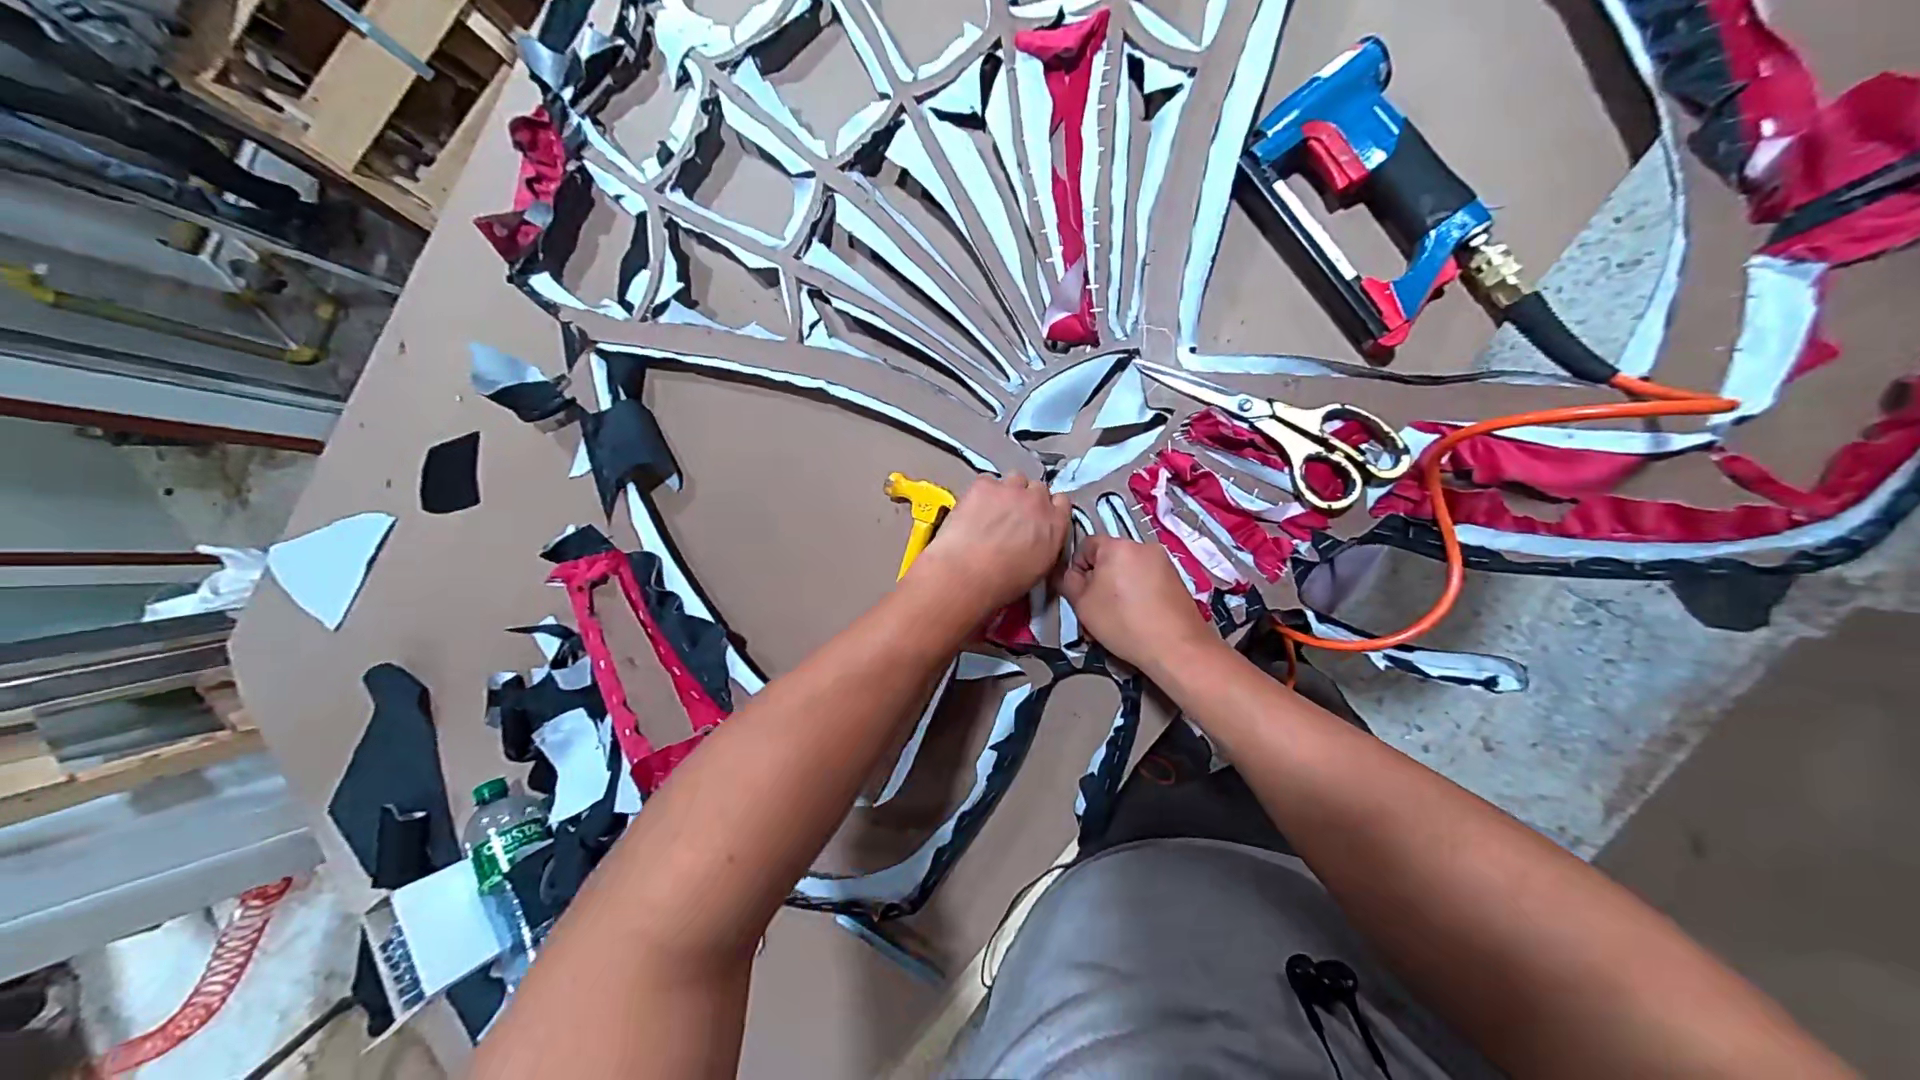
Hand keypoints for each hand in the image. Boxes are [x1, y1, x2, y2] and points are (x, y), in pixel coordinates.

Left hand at [911, 474, 1069, 615]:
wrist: (967, 574)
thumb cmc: (1002, 582)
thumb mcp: (1038, 569)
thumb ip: (1045, 544)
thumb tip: (1036, 539)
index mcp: (1055, 524)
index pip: (1061, 502)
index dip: (1047, 508)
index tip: (1036, 516)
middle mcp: (1037, 501)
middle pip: (1037, 488)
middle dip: (1026, 499)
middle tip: (1010, 516)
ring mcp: (1011, 490)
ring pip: (1014, 479)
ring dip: (1006, 491)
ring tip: (991, 510)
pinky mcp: (984, 485)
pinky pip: (986, 481)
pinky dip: (981, 492)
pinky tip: (973, 509)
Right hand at [1057, 535, 1221, 672]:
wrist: (1176, 646)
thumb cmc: (1123, 622)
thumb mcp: (1082, 605)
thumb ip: (1068, 582)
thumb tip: (1069, 574)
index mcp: (1116, 546)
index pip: (1085, 546)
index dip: (1077, 569)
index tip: (1081, 594)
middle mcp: (1142, 545)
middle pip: (1109, 559)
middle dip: (1100, 580)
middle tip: (1097, 609)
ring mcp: (1163, 561)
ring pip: (1129, 571)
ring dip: (1119, 588)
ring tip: (1118, 617)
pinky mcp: (1177, 578)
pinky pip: (1147, 580)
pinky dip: (1138, 594)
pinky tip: (1139, 617)